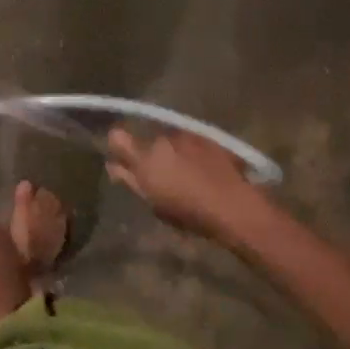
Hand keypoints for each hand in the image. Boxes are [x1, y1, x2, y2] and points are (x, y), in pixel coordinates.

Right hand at [106, 127, 272, 237]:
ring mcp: (188, 136)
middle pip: (150, 142)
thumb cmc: (190, 213)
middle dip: (154, 155)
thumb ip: (131, 181)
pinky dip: (195, 153)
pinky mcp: (210, 137)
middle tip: (166, 177)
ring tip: (190, 174)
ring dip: (176, 153)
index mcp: (144, 158)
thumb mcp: (154, 204)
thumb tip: (113, 166)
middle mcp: (162, 140)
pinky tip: (207, 170)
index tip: (124, 158)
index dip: (118, 146)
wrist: (236, 207)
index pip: (117, 137)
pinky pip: (193, 142)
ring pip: (173, 141)